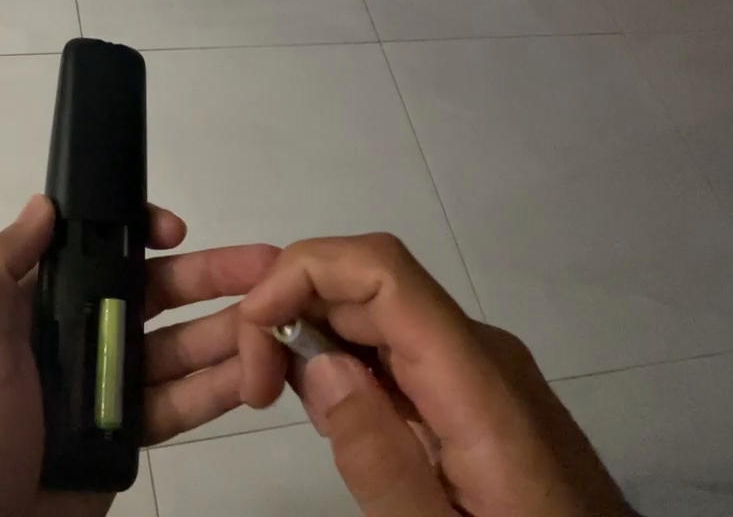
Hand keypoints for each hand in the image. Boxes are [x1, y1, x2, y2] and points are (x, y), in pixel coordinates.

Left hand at [0, 195, 277, 516]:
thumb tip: (43, 205)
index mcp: (38, 303)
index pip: (98, 252)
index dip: (140, 235)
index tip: (176, 231)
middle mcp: (78, 333)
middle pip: (152, 294)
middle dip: (206, 276)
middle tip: (265, 266)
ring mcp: (107, 383)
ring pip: (177, 346)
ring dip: (226, 329)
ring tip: (278, 320)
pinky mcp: (127, 431)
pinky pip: (179, 402)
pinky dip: (218, 388)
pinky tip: (258, 374)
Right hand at [237, 234, 630, 516]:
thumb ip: (382, 463)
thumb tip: (318, 359)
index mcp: (478, 383)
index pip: (382, 270)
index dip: (304, 271)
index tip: (254, 326)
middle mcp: (477, 351)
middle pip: (365, 282)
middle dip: (291, 308)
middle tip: (254, 386)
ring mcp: (476, 365)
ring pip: (370, 308)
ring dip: (309, 332)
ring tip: (277, 396)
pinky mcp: (468, 385)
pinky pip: (390, 342)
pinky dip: (338, 355)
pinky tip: (324, 406)